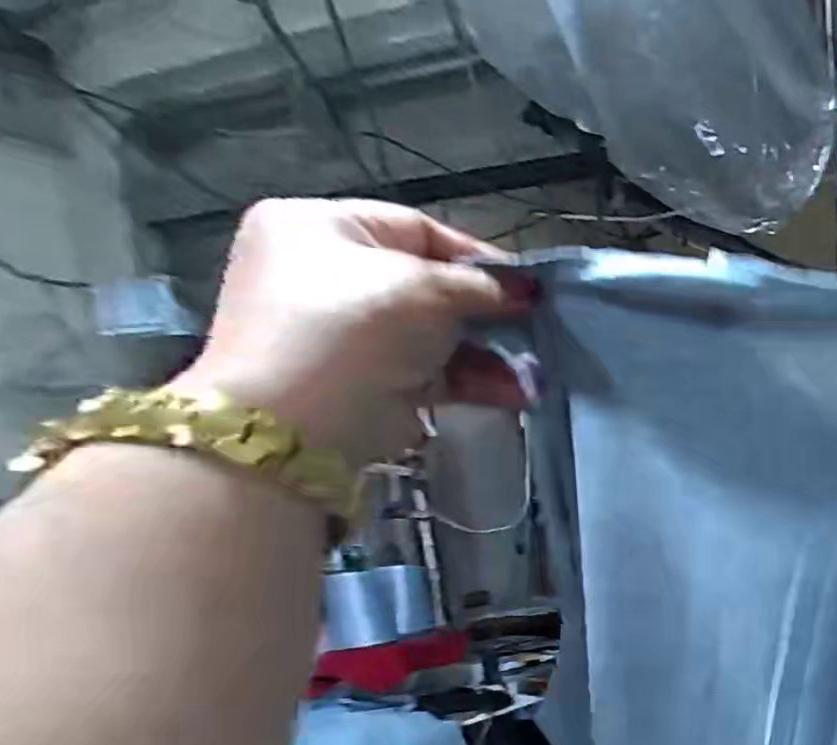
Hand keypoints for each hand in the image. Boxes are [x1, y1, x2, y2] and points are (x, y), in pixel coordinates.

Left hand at [171, 199, 532, 464]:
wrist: (301, 423)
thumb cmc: (355, 329)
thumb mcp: (424, 288)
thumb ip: (481, 286)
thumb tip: (527, 290)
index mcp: (323, 228)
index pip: (417, 230)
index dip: (477, 257)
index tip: (526, 284)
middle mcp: (334, 278)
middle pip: (432, 288)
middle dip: (488, 313)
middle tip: (535, 327)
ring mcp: (354, 336)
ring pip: (438, 337)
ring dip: (491, 354)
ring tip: (533, 369)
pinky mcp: (374, 384)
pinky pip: (435, 373)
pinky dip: (474, 381)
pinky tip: (516, 392)